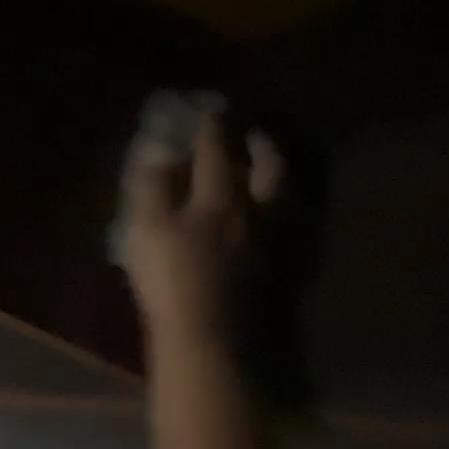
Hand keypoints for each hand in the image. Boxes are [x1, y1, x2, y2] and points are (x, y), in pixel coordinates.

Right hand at [121, 114, 282, 344]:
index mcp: (220, 198)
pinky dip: (296, 200)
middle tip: (253, 126)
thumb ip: (150, 188)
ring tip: (276, 158)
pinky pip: (304, 218)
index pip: (217, 152)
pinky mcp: (298, 263)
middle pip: (271, 165)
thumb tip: (158, 151)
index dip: (212, 127)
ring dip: (287, 168)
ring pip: (294, 190)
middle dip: (261, 141)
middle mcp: (261, 209)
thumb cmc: (172, 281)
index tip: (209, 108)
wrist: (221, 340)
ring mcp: (286, 237)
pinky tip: (287, 203)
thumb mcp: (144, 231)